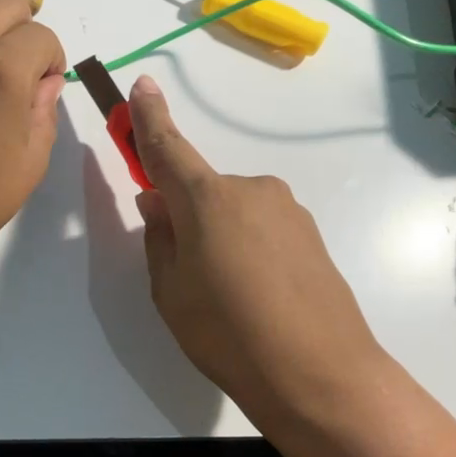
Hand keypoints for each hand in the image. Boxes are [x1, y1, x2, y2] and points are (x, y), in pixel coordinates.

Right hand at [129, 75, 386, 412]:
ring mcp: (287, 211)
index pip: (168, 148)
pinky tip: (255, 300)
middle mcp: (251, 190)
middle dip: (187, 220)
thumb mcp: (170, 292)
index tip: (140, 86)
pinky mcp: (311, 235)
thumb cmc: (225, 332)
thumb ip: (160, 240)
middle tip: (185, 276)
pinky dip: (249, 255)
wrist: (315, 371)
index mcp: (207, 199)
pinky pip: (263, 233)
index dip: (149, 119)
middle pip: (203, 193)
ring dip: (221, 241)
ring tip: (226, 300)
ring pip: (235, 215)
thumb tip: (159, 203)